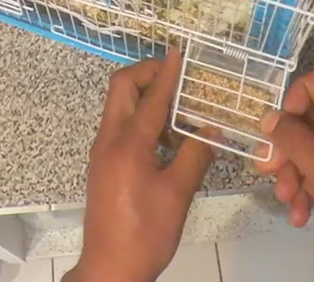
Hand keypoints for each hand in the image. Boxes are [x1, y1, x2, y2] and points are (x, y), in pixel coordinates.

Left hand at [66, 50, 214, 281]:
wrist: (109, 268)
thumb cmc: (145, 233)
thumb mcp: (177, 195)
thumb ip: (194, 156)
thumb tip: (210, 130)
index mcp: (128, 143)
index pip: (150, 97)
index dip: (167, 74)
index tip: (178, 53)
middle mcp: (109, 138)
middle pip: (122, 87)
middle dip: (146, 72)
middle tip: (173, 72)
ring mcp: (102, 149)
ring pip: (118, 104)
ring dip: (142, 94)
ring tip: (174, 101)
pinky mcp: (102, 162)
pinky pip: (118, 124)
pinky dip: (138, 116)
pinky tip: (163, 133)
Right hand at [254, 67, 313, 280]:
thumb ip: (292, 137)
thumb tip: (269, 117)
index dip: (300, 93)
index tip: (284, 121)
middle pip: (312, 122)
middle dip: (287, 146)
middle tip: (267, 168)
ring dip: (294, 174)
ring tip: (286, 200)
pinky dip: (308, 192)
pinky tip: (299, 215)